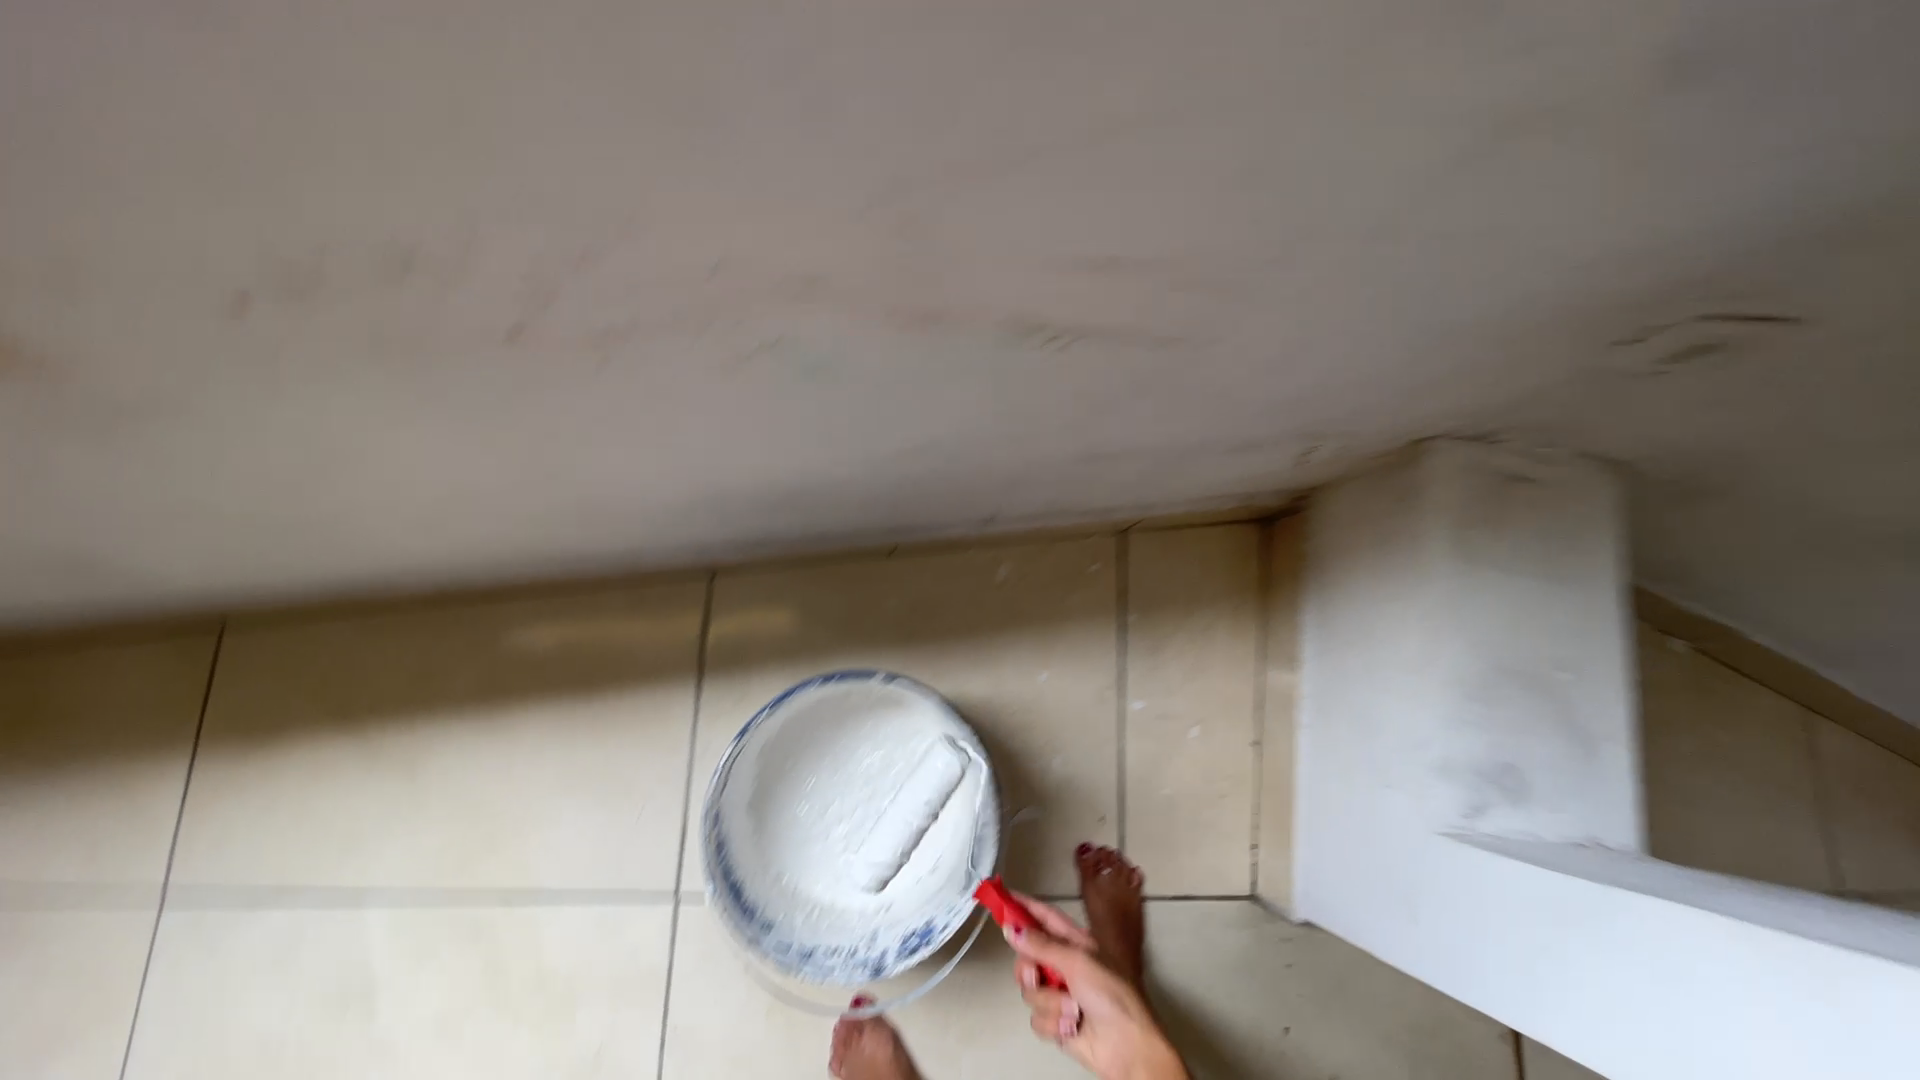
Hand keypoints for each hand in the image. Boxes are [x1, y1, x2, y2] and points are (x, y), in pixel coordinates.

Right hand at [1004, 893, 1187, 1079]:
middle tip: (1038, 975)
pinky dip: (1053, 1023)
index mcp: (1075, 942)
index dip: (1023, 905)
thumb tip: (1011, 929)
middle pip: (1027, 956)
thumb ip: (1042, 945)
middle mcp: (1064, 964)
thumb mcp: (1078, 961)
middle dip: (1030, 968)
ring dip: (1050, 1002)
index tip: (1000, 896)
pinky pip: (1036, 1017)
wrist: (1127, 1046)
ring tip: (1072, 1009)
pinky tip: (1071, 1026)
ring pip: (1029, 990)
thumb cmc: (1111, 994)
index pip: (1044, 916)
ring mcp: (1059, 993)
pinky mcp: (1056, 1021)